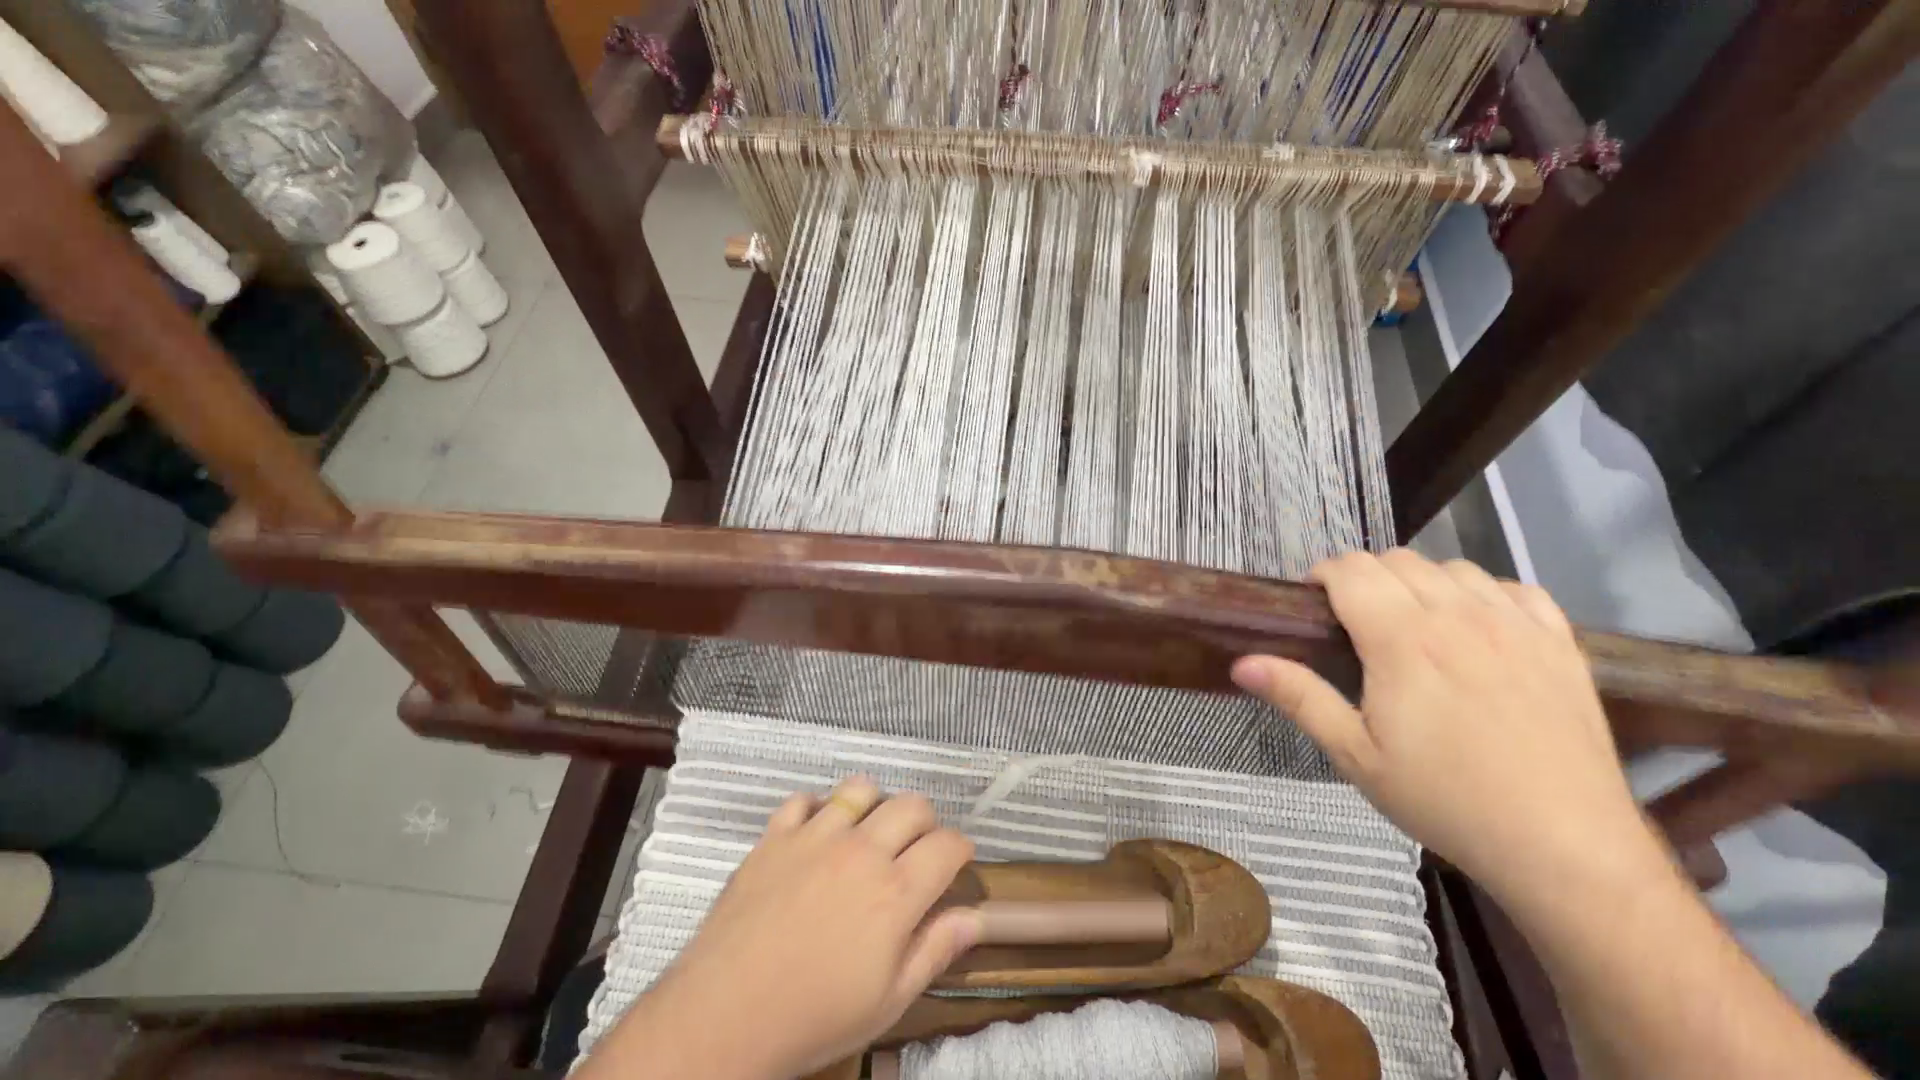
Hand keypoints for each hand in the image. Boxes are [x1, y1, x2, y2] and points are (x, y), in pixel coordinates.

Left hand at [594, 777, 980, 1079]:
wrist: (725, 1014)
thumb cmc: (814, 1017)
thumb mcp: (889, 1001)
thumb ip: (935, 951)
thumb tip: (974, 918)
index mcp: (896, 892)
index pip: (947, 845)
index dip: (960, 850)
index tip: (956, 863)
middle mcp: (861, 851)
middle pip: (911, 806)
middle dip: (925, 823)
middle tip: (916, 851)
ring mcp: (814, 838)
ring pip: (861, 790)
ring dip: (874, 806)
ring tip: (868, 833)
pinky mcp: (774, 837)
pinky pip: (804, 799)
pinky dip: (818, 809)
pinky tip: (817, 836)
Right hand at [1231, 550, 1664, 903]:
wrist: (1561, 841)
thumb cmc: (1445, 801)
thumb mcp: (1357, 757)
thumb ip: (1301, 698)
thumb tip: (1242, 662)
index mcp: (1401, 639)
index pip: (1352, 570)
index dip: (1324, 575)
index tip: (1315, 604)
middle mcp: (1457, 615)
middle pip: (1400, 561)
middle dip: (1367, 578)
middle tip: (1357, 623)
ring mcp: (1515, 624)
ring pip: (1455, 568)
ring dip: (1423, 583)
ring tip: (1416, 625)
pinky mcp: (1559, 642)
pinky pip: (1515, 588)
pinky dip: (1485, 594)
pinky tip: (1479, 628)